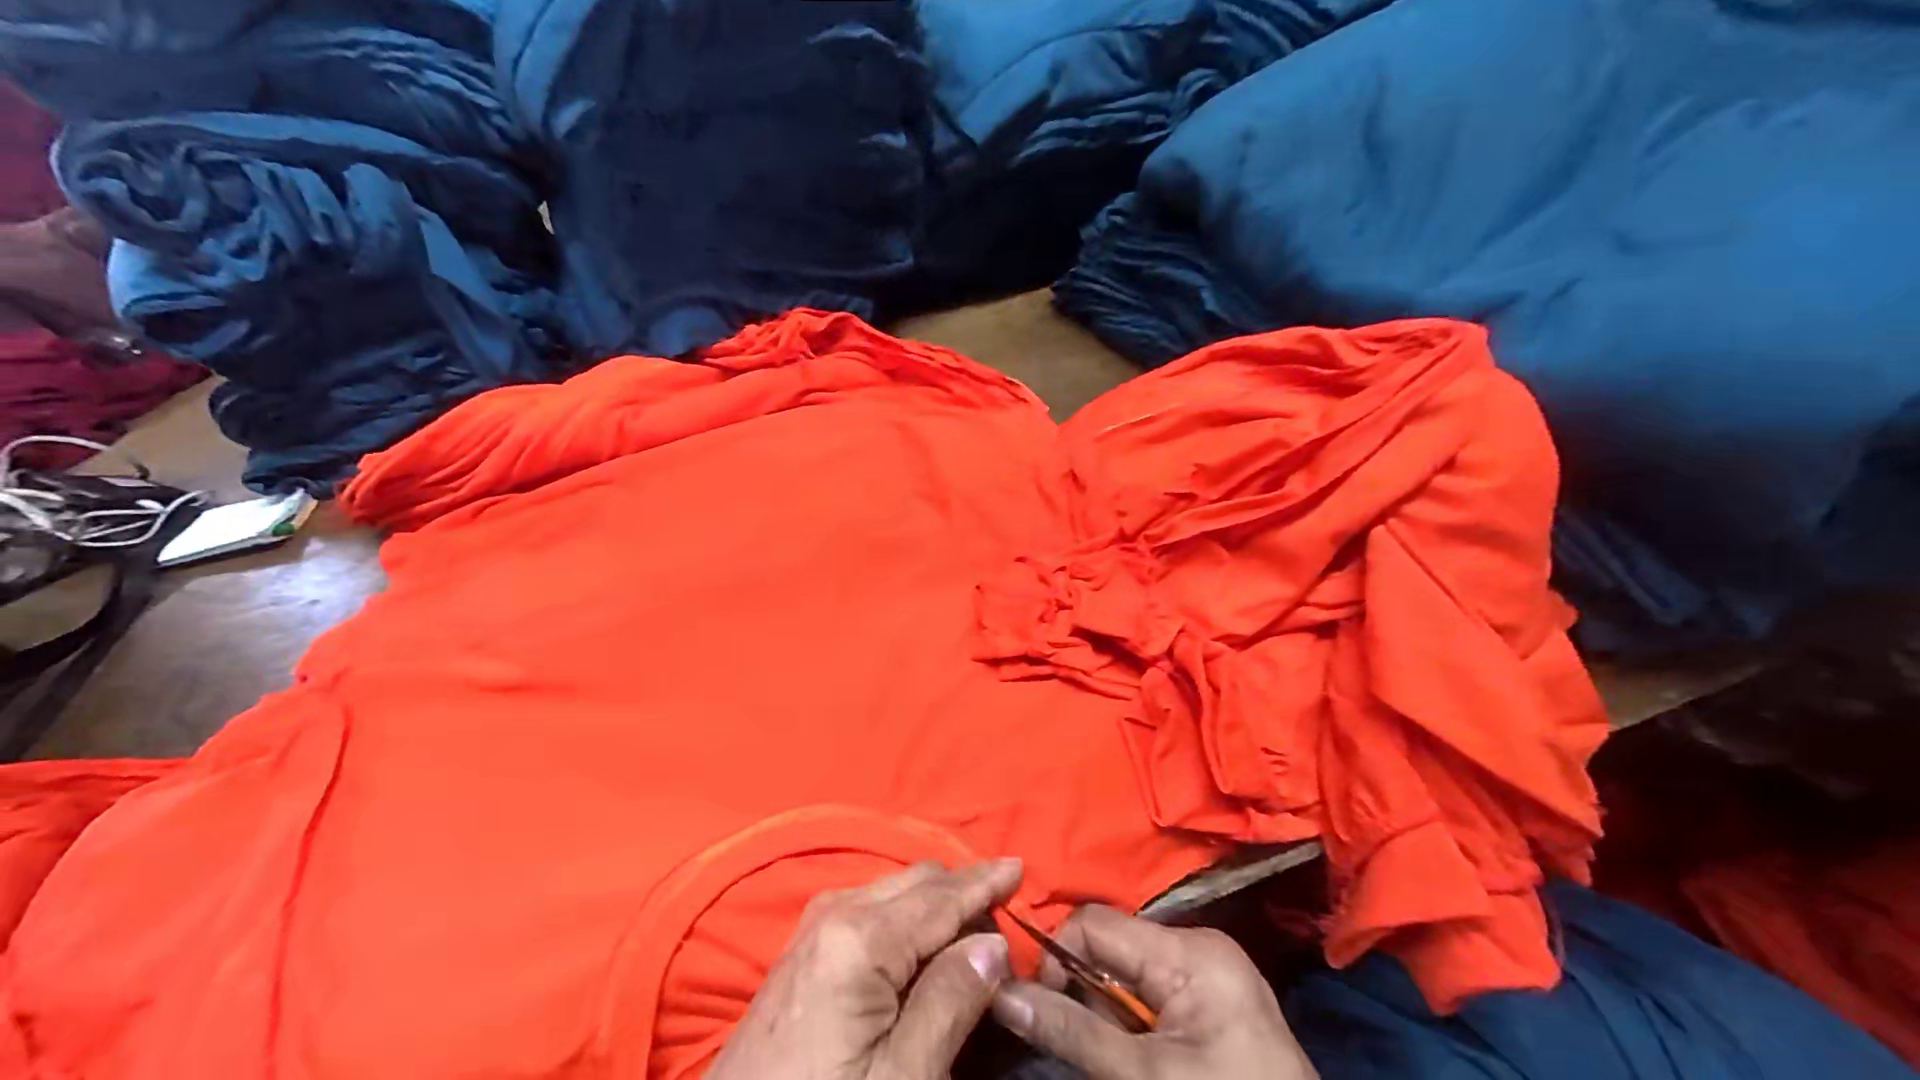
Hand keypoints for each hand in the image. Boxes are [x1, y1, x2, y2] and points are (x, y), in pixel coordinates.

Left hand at [708, 859, 1022, 1079]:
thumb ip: (950, 1002)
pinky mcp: (804, 949)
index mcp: (862, 936)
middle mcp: (837, 912)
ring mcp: (814, 926)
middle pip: (919, 881)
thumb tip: (992, 943)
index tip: (1022, 868)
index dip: (985, 881)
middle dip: (963, 894)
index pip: (942, 896)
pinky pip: (871, 909)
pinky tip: (921, 947)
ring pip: (895, 890)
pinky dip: (906, 917)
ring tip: (970, 939)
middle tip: (1003, 931)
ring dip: (935, 905)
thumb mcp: (902, 1078)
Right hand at [991, 906, 1319, 1079]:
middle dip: (1083, 989)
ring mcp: (1212, 971)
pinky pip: (1153, 991)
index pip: (1095, 922)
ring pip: (1128, 971)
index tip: (1042, 1010)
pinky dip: (1132, 1020)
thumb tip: (1001, 993)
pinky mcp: (1216, 998)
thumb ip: (1071, 1030)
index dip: (1057, 958)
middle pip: (1111, 946)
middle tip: (1084, 1048)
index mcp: (1190, 951)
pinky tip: (1140, 1059)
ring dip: (1106, 1010)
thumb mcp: (1142, 1078)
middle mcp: (1200, 945)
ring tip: (1120, 1061)